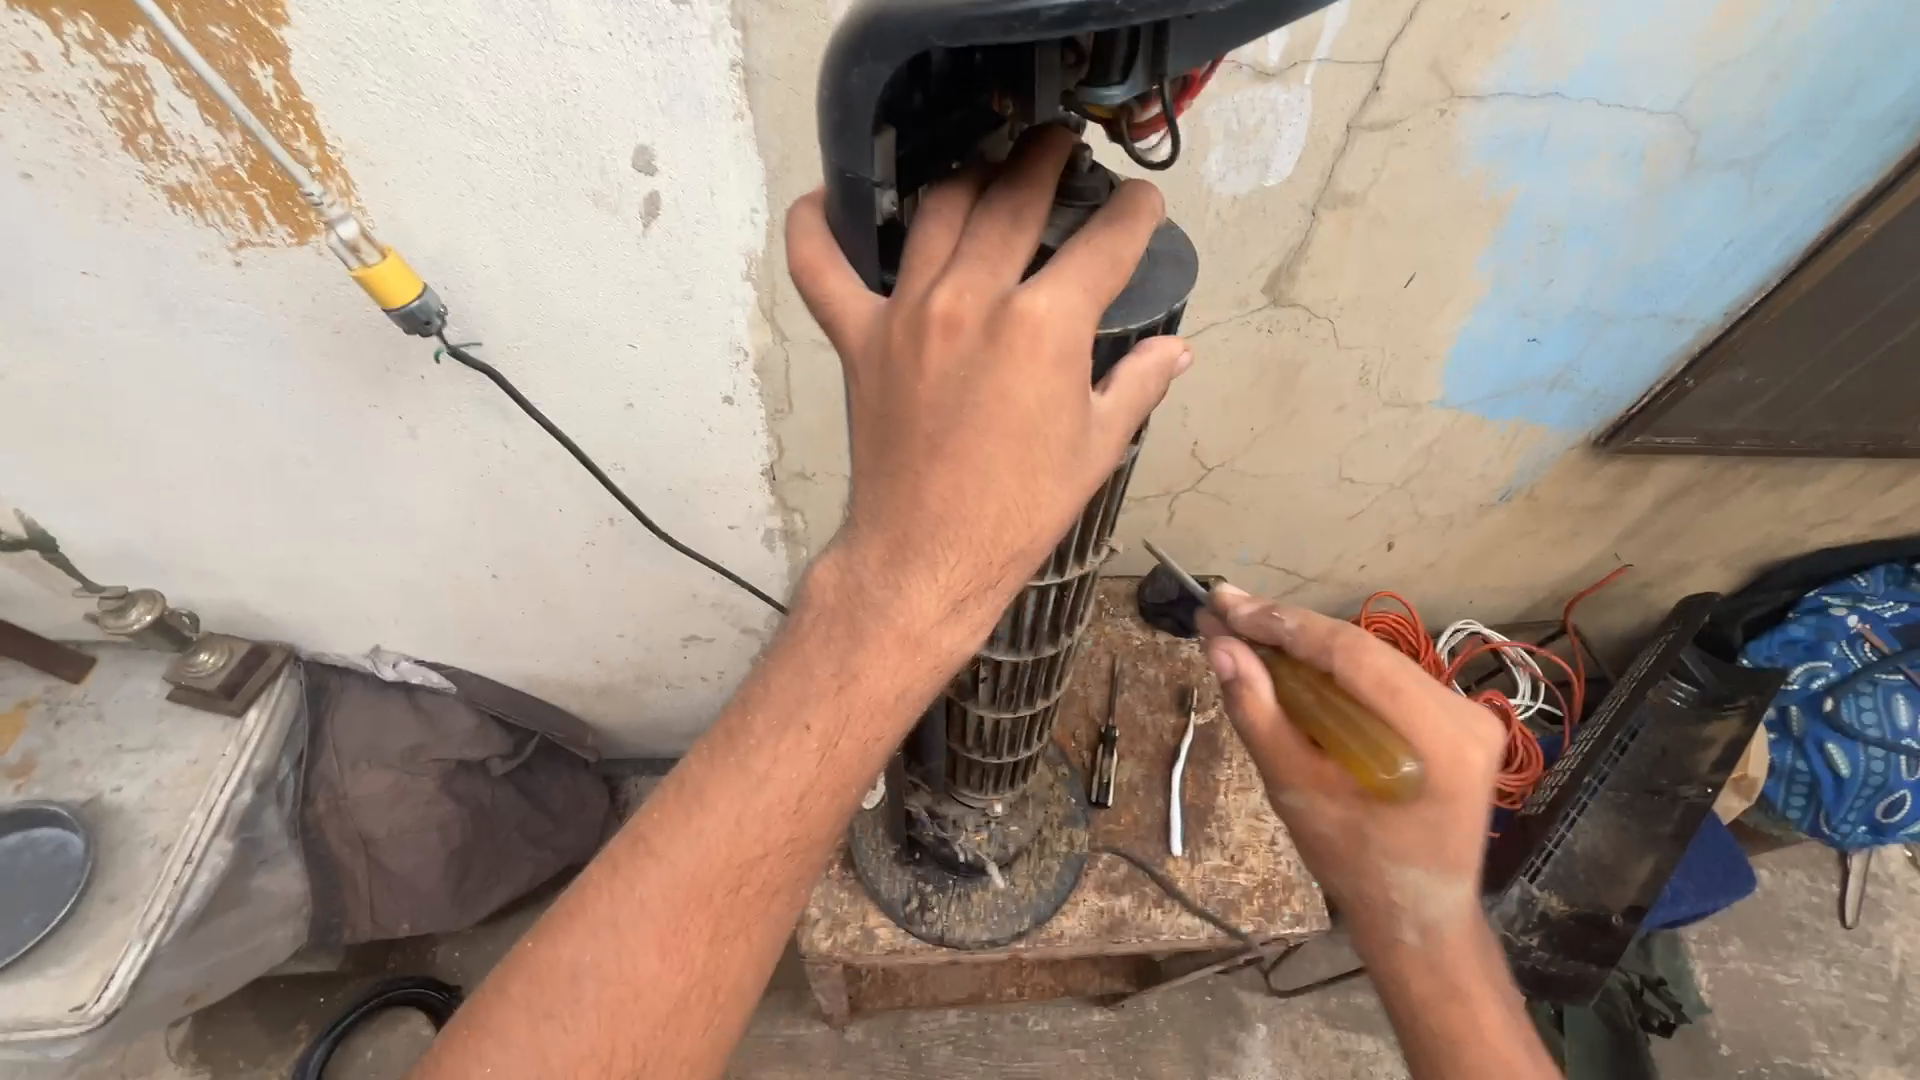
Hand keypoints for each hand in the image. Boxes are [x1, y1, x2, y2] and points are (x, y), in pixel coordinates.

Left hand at [785, 126, 1192, 630]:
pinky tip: (829, 200)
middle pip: (1017, 196)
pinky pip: (819, 266)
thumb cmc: (1020, 510)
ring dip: (970, 176)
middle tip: (1062, 151)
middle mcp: (975, 299)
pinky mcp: (859, 338)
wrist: (929, 555)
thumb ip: (1140, 385)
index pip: (1107, 240)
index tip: (1141, 208)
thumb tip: (1178, 351)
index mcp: (1046, 326)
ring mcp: (908, 313)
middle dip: (1050, 160)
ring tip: (988, 168)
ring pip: (938, 209)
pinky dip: (815, 227)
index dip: (1135, 214)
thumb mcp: (1097, 449)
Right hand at [1199, 586, 1504, 959]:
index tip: (1223, 603)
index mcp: (1436, 735)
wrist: (1415, 915)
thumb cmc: (1353, 862)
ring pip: (1367, 657)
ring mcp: (1464, 714)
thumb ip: (1257, 710)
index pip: (1351, 653)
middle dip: (1285, 630)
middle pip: (1360, 649)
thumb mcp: (1293, 787)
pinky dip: (1328, 669)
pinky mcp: (1452, 719)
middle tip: (1223, 613)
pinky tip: (1286, 663)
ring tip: (1243, 633)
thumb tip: (1219, 645)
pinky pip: (1379, 677)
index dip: (1281, 622)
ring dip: (1303, 646)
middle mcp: (1462, 712)